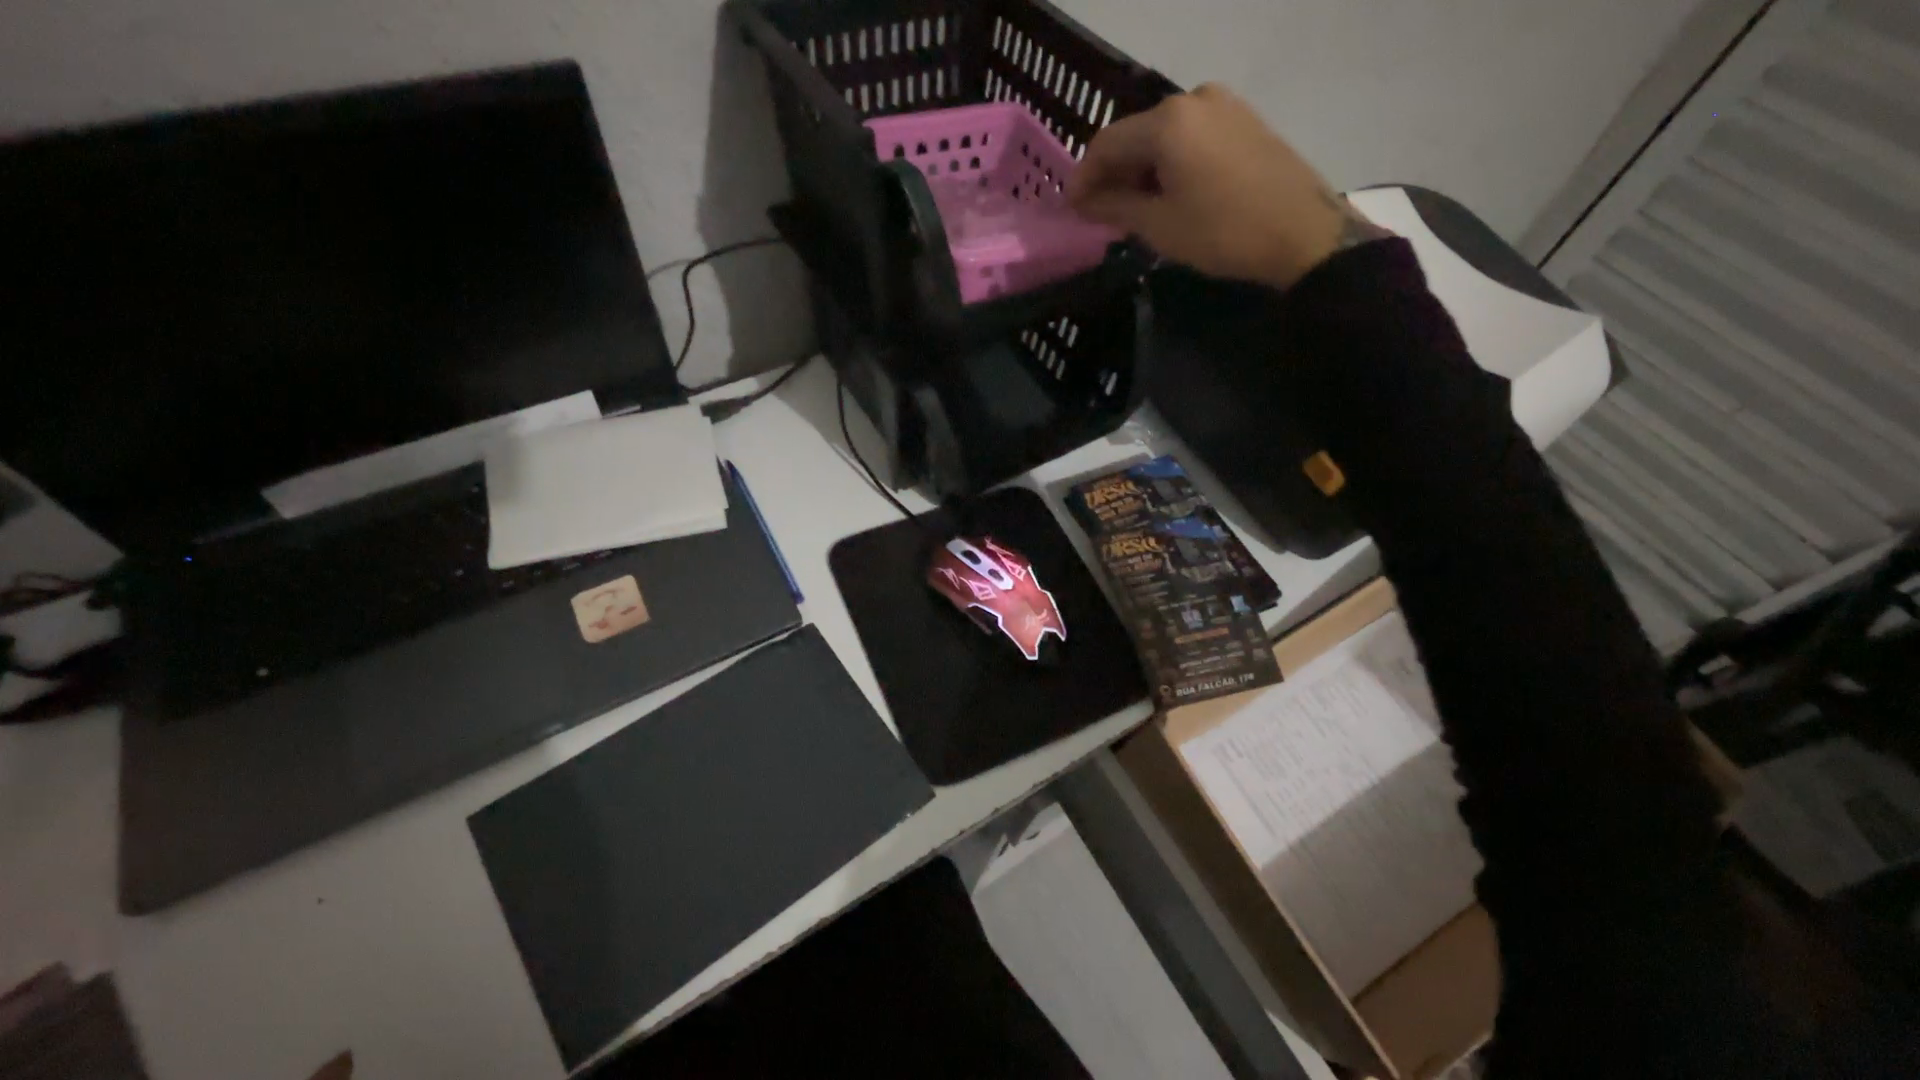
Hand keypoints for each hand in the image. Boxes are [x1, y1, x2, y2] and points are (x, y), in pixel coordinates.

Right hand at [1067, 84, 1386, 288]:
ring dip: (1144, 170)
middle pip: (1136, 136)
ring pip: (1165, 137)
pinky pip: (1193, 138)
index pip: (1107, 144)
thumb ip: (1114, 206)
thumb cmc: (1224, 232)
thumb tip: (1084, 202)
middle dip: (1115, 174)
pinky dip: (1173, 163)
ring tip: (1136, 209)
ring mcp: (1225, 106)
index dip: (1084, 178)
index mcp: (1168, 120)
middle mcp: (1194, 99)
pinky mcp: (1246, 120)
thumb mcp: (1159, 226)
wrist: (1305, 235)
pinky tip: (1170, 194)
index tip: (1072, 209)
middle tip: (1101, 212)